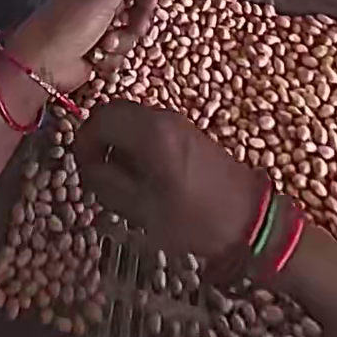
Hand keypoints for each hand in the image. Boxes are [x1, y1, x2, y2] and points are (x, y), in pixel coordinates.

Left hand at [5, 0, 160, 92]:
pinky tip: (97, 57)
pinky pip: (121, 53)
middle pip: (137, 8)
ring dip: (122, 41)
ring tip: (105, 44)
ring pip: (131, 34)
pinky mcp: (98, 51)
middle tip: (134, 27)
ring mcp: (98, 28)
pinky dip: (111, 57)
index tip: (149, 0)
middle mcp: (99, 1)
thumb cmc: (71, 21)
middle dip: (137, 21)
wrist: (45, 62)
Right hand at [73, 100, 265, 260]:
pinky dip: (134, 142)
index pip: (98, 120)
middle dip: (97, 139)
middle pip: (112, 113)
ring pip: (129, 118)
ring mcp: (176, 122)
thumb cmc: (195, 220)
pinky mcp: (186, 132)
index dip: (83, 144)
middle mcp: (161, 117)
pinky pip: (147, 126)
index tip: (83, 170)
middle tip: (96, 172)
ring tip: (119, 176)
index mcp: (149, 132)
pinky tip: (142, 174)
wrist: (253, 223)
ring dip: (116, 141)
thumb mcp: (142, 209)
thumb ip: (106, 183)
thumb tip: (88, 168)